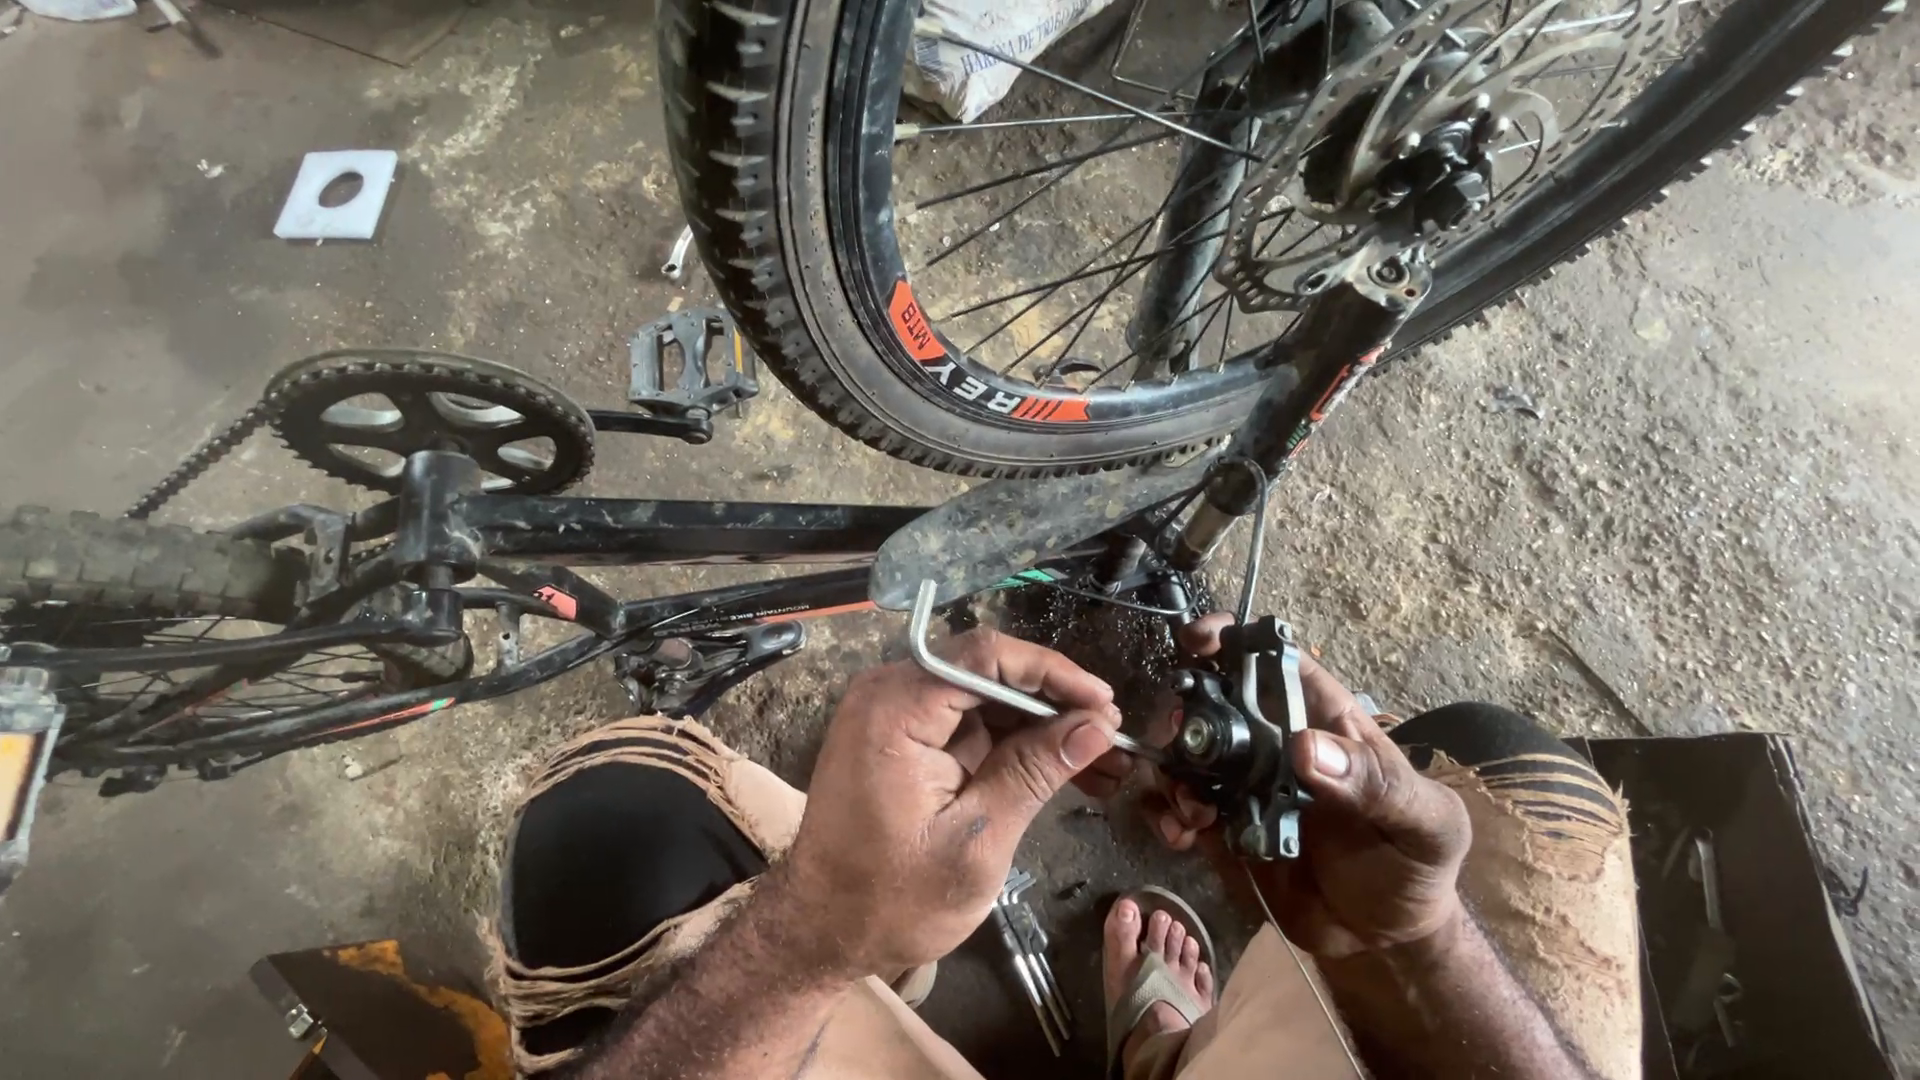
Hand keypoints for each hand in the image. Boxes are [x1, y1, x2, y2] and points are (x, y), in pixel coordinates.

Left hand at [772, 628, 1121, 977]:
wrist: (822, 930)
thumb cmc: (891, 899)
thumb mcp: (976, 842)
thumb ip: (1033, 773)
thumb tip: (1095, 727)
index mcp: (895, 709)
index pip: (985, 656)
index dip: (1052, 672)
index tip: (1104, 704)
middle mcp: (890, 693)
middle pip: (988, 671)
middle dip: (1053, 702)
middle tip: (1111, 737)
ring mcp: (895, 712)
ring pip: (985, 696)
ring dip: (1041, 725)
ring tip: (1101, 760)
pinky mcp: (905, 735)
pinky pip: (968, 722)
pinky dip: (1013, 742)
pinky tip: (1061, 766)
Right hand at [1148, 614, 1470, 959]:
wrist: (1383, 943)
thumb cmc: (1413, 867)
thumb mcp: (1422, 824)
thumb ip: (1376, 783)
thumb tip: (1304, 748)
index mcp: (1320, 721)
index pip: (1274, 660)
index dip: (1234, 637)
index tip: (1197, 641)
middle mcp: (1272, 743)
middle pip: (1211, 700)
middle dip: (1185, 713)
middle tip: (1182, 744)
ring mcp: (1240, 784)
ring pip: (1184, 752)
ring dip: (1172, 773)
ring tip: (1192, 812)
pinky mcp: (1218, 826)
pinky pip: (1174, 805)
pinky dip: (1163, 813)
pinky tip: (1182, 836)